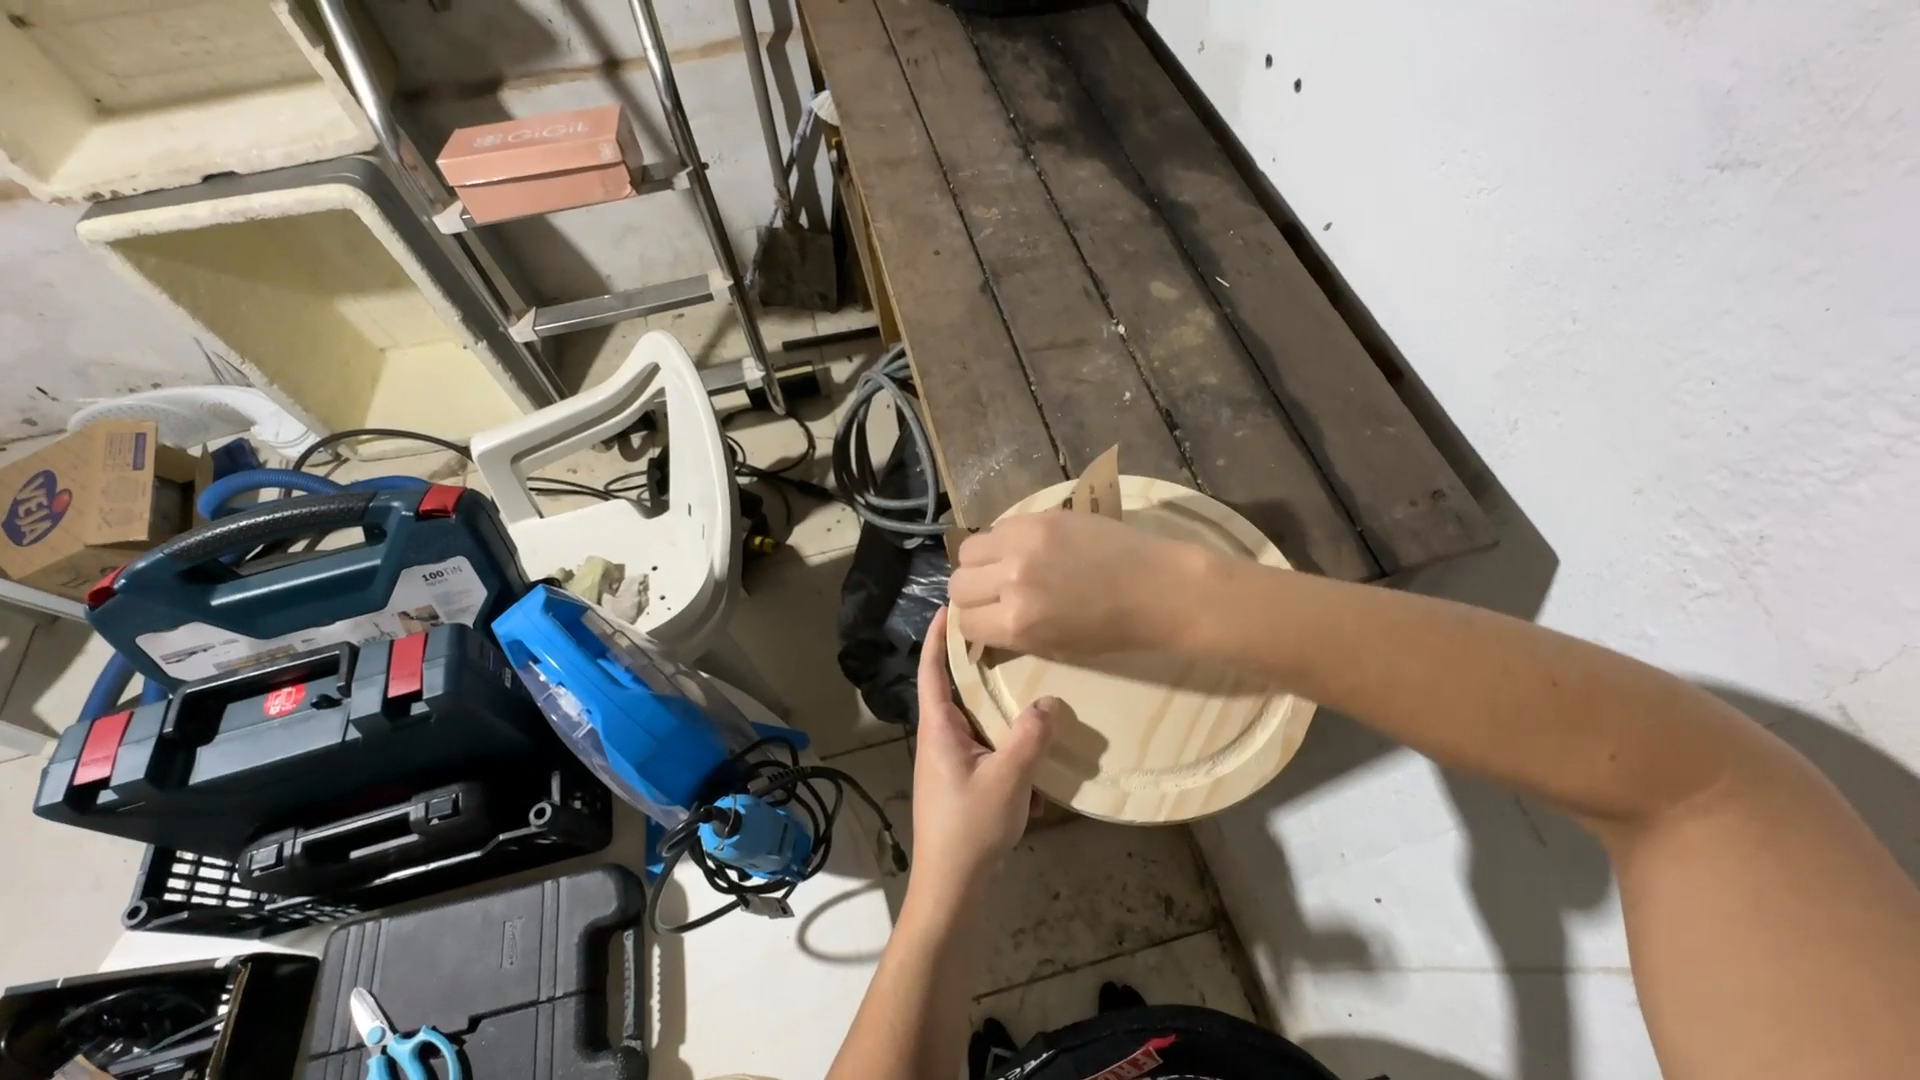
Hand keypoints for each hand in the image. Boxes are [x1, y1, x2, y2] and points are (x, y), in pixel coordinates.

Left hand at [908, 609, 1064, 903]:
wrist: (952, 885)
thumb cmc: (969, 827)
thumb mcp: (1008, 778)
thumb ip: (1030, 737)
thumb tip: (1050, 701)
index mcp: (938, 729)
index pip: (931, 671)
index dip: (936, 638)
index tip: (948, 607)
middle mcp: (939, 738)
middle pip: (952, 689)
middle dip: (971, 661)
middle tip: (1002, 635)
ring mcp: (949, 761)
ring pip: (970, 717)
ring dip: (989, 697)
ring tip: (1021, 675)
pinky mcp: (963, 780)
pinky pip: (982, 742)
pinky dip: (1000, 730)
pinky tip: (1029, 734)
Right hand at [949, 511, 1213, 656]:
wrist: (1160, 588)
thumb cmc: (1114, 630)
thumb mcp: (1055, 646)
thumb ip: (1013, 633)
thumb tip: (985, 621)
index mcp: (1017, 623)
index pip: (964, 622)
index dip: (974, 623)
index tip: (988, 620)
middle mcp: (1011, 581)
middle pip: (958, 584)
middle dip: (972, 593)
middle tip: (994, 593)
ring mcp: (1024, 543)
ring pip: (968, 550)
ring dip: (980, 562)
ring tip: (1004, 565)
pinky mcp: (1041, 516)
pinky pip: (998, 526)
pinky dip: (1003, 539)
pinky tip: (1026, 547)